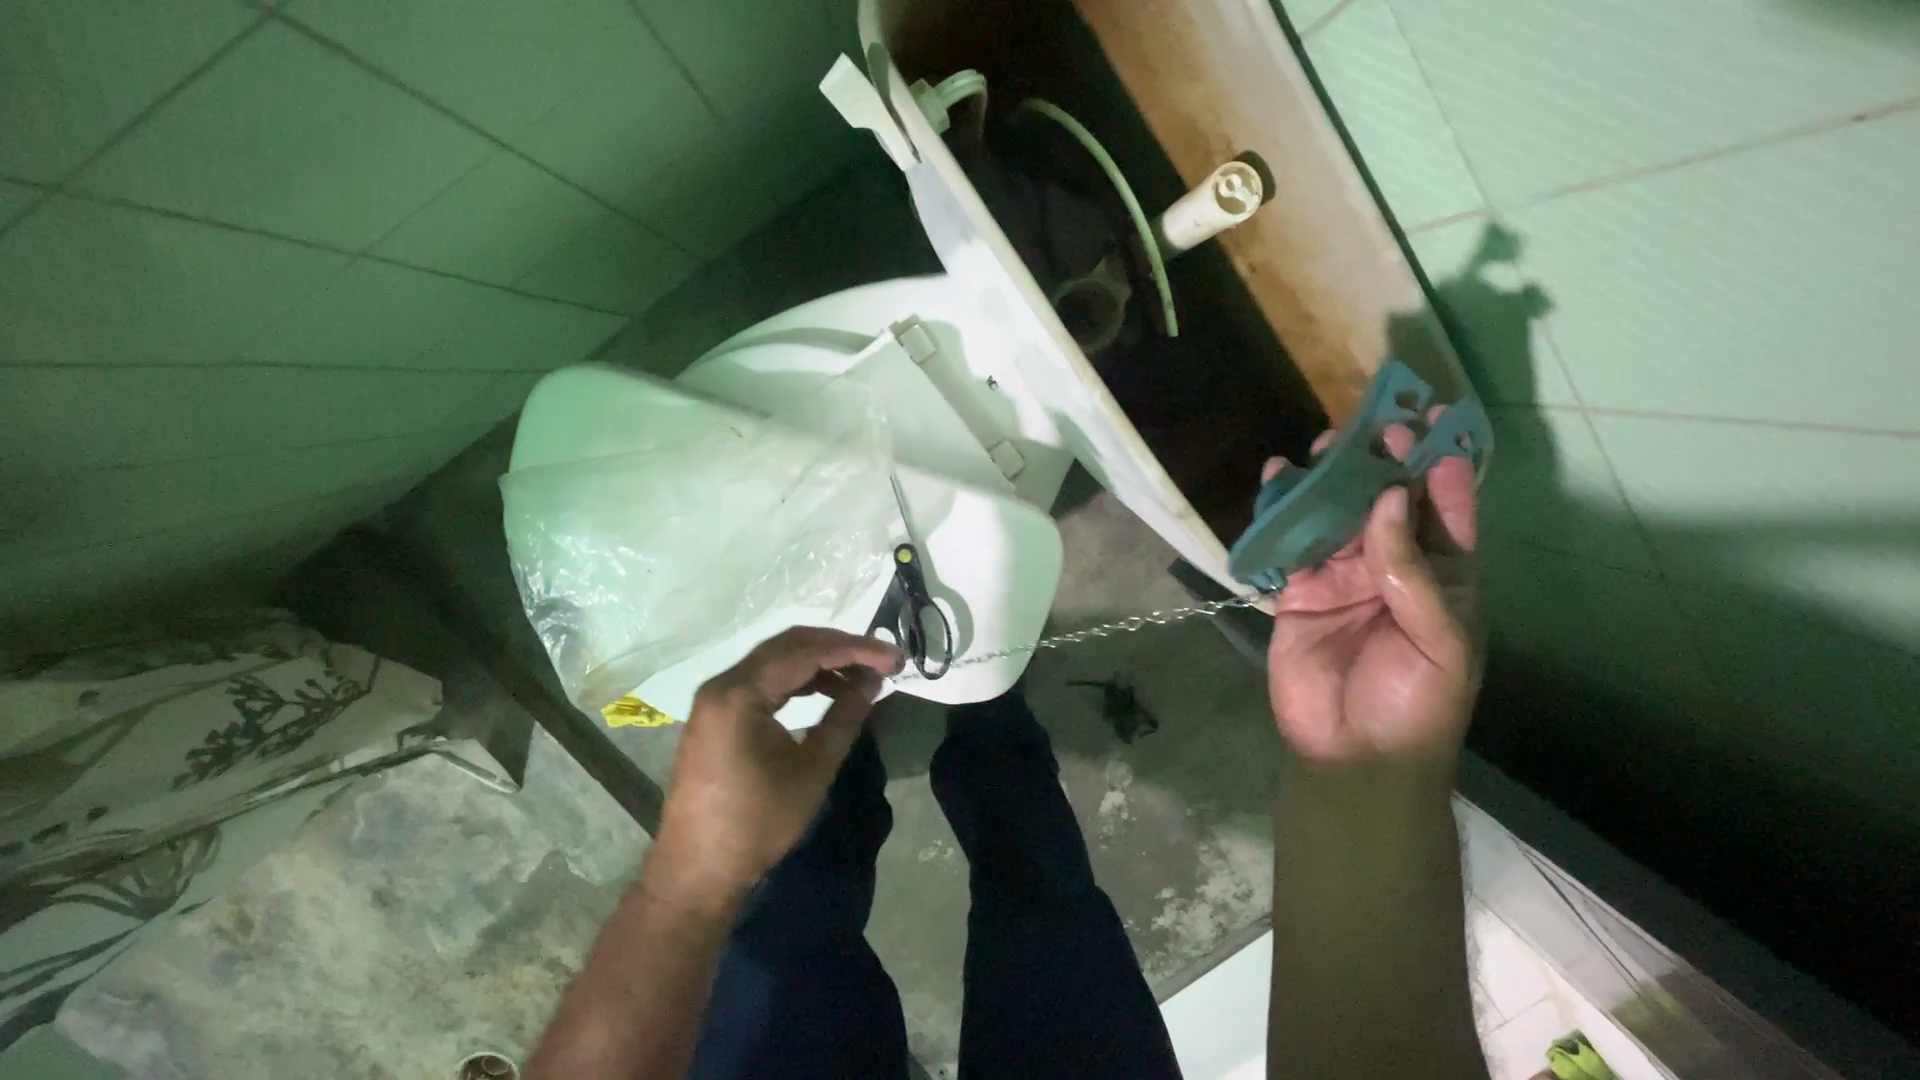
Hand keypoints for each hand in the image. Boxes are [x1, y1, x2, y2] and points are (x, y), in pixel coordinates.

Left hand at [649, 627, 903, 908]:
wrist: (699, 871)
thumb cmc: (758, 823)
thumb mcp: (812, 769)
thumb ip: (845, 717)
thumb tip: (873, 681)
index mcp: (739, 693)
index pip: (805, 651)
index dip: (855, 649)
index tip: (896, 657)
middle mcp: (722, 684)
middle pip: (788, 645)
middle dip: (839, 647)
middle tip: (883, 658)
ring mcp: (716, 699)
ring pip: (776, 661)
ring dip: (820, 662)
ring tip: (862, 676)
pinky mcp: (718, 715)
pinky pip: (763, 681)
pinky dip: (798, 680)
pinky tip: (828, 691)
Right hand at [1263, 422, 1479, 770]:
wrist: (1354, 754)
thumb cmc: (1417, 702)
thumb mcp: (1441, 640)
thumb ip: (1413, 571)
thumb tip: (1386, 501)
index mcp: (1442, 576)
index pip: (1443, 512)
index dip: (1438, 469)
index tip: (1431, 423)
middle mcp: (1391, 567)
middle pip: (1384, 503)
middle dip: (1379, 464)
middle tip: (1370, 426)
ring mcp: (1341, 577)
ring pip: (1336, 516)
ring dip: (1331, 480)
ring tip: (1325, 444)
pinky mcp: (1296, 591)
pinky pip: (1289, 544)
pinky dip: (1282, 512)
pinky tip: (1278, 479)